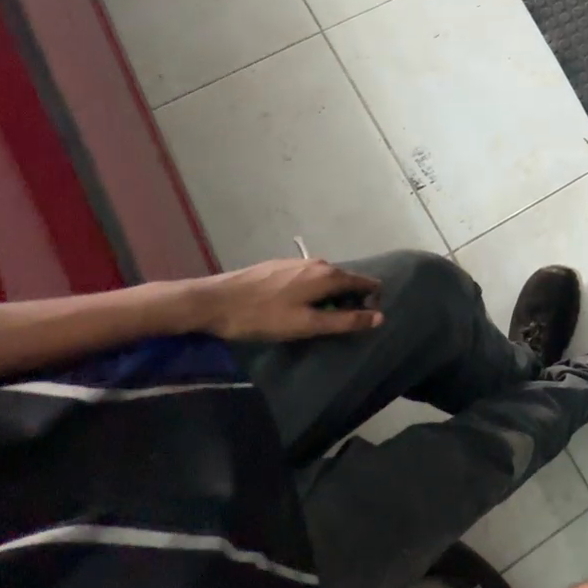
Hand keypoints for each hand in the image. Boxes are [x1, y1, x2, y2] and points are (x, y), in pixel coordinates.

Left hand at [192, 258, 383, 341]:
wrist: (207, 301)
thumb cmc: (260, 316)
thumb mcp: (305, 324)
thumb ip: (344, 321)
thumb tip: (380, 317)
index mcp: (331, 276)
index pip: (369, 284)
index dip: (369, 304)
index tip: (352, 322)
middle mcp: (320, 263)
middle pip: (347, 282)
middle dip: (345, 302)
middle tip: (322, 324)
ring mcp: (297, 262)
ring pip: (325, 280)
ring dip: (324, 297)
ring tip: (301, 317)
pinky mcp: (278, 265)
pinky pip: (306, 278)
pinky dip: (307, 291)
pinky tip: (283, 306)